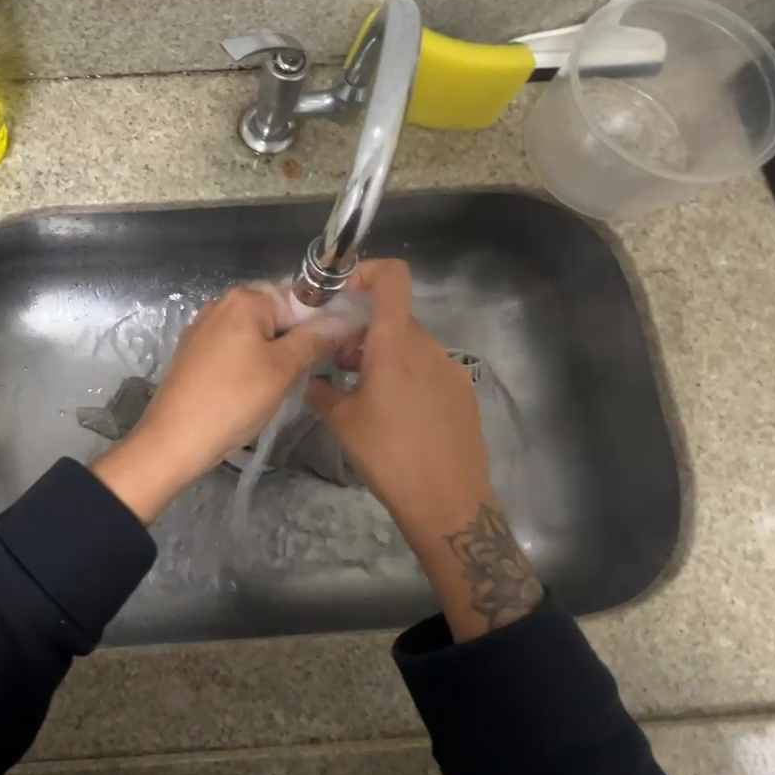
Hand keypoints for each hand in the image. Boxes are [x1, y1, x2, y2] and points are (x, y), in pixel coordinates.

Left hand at [92, 285, 343, 523]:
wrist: (175, 438)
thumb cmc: (234, 399)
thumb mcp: (283, 368)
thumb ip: (314, 339)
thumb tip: (344, 320)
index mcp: (245, 299)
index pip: (299, 299)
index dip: (320, 324)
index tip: (334, 352)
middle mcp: (221, 304)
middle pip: (276, 316)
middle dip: (295, 341)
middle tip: (305, 374)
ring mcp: (203, 328)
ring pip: (255, 335)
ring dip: (274, 356)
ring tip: (278, 387)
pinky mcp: (193, 353)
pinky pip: (234, 350)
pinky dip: (249, 365)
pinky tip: (251, 391)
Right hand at [305, 259, 541, 640]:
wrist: (448, 503)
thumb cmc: (389, 456)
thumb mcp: (342, 422)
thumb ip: (321, 391)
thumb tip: (312, 380)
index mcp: (396, 345)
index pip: (392, 279)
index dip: (366, 271)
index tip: (340, 294)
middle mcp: (428, 347)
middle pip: (393, 317)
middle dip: (360, 329)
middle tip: (335, 359)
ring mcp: (450, 370)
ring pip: (409, 344)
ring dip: (380, 354)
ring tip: (358, 389)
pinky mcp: (462, 393)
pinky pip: (427, 368)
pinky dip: (403, 374)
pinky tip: (391, 413)